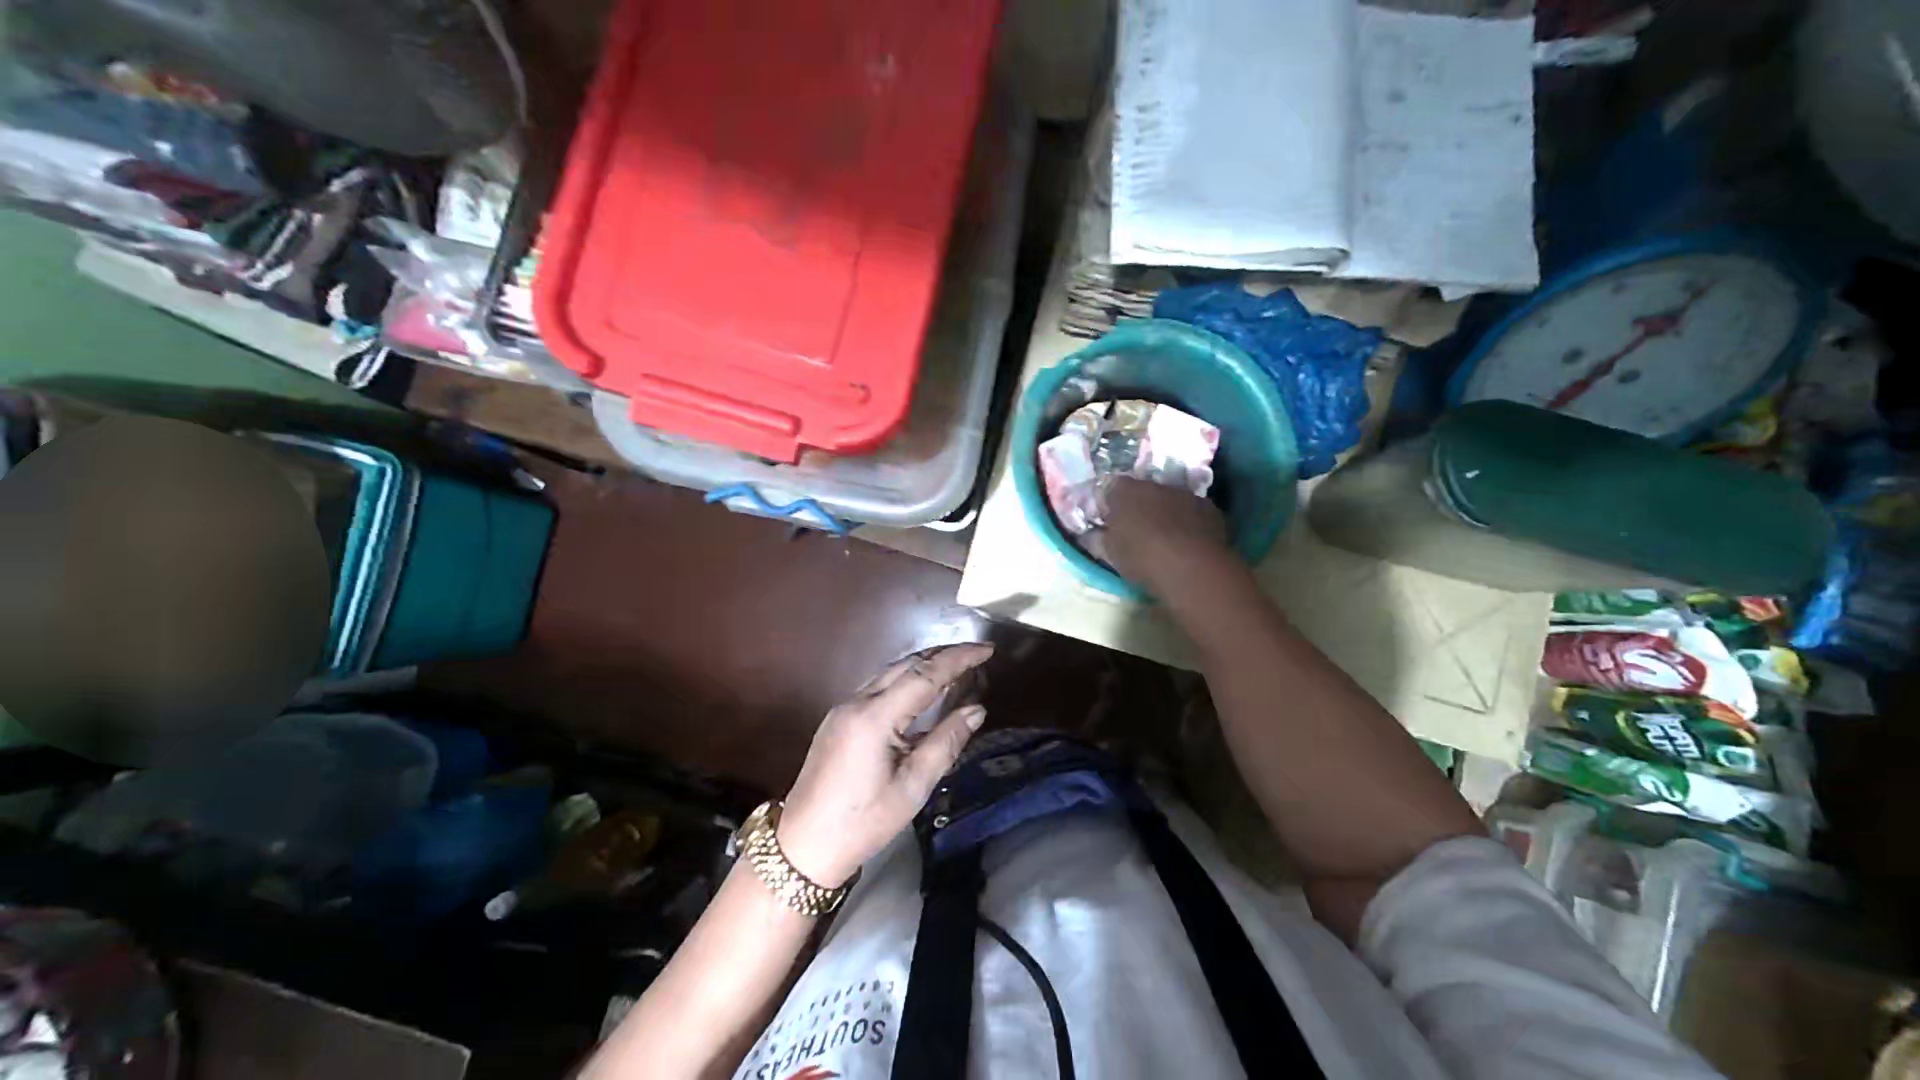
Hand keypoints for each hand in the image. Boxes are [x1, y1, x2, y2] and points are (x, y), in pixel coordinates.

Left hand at [776, 643, 993, 887]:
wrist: (804, 846)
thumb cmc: (863, 822)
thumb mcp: (913, 787)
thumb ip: (946, 743)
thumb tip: (977, 710)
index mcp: (874, 717)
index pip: (924, 674)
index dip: (958, 658)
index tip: (987, 649)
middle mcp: (856, 703)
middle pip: (904, 665)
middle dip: (941, 655)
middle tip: (976, 656)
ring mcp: (842, 709)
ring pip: (888, 674)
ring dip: (922, 665)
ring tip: (955, 667)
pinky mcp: (837, 720)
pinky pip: (877, 688)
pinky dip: (904, 681)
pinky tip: (921, 692)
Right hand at [1090, 476, 1231, 591]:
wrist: (1192, 568)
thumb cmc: (1142, 558)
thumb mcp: (1110, 552)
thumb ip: (1101, 536)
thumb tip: (1095, 532)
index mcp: (1126, 491)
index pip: (1113, 486)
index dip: (1111, 502)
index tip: (1110, 519)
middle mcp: (1157, 485)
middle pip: (1145, 491)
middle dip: (1141, 506)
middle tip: (1139, 529)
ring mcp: (1187, 495)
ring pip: (1172, 500)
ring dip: (1168, 513)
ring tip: (1167, 538)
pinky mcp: (1211, 510)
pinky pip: (1194, 512)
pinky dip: (1190, 523)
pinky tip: (1189, 542)